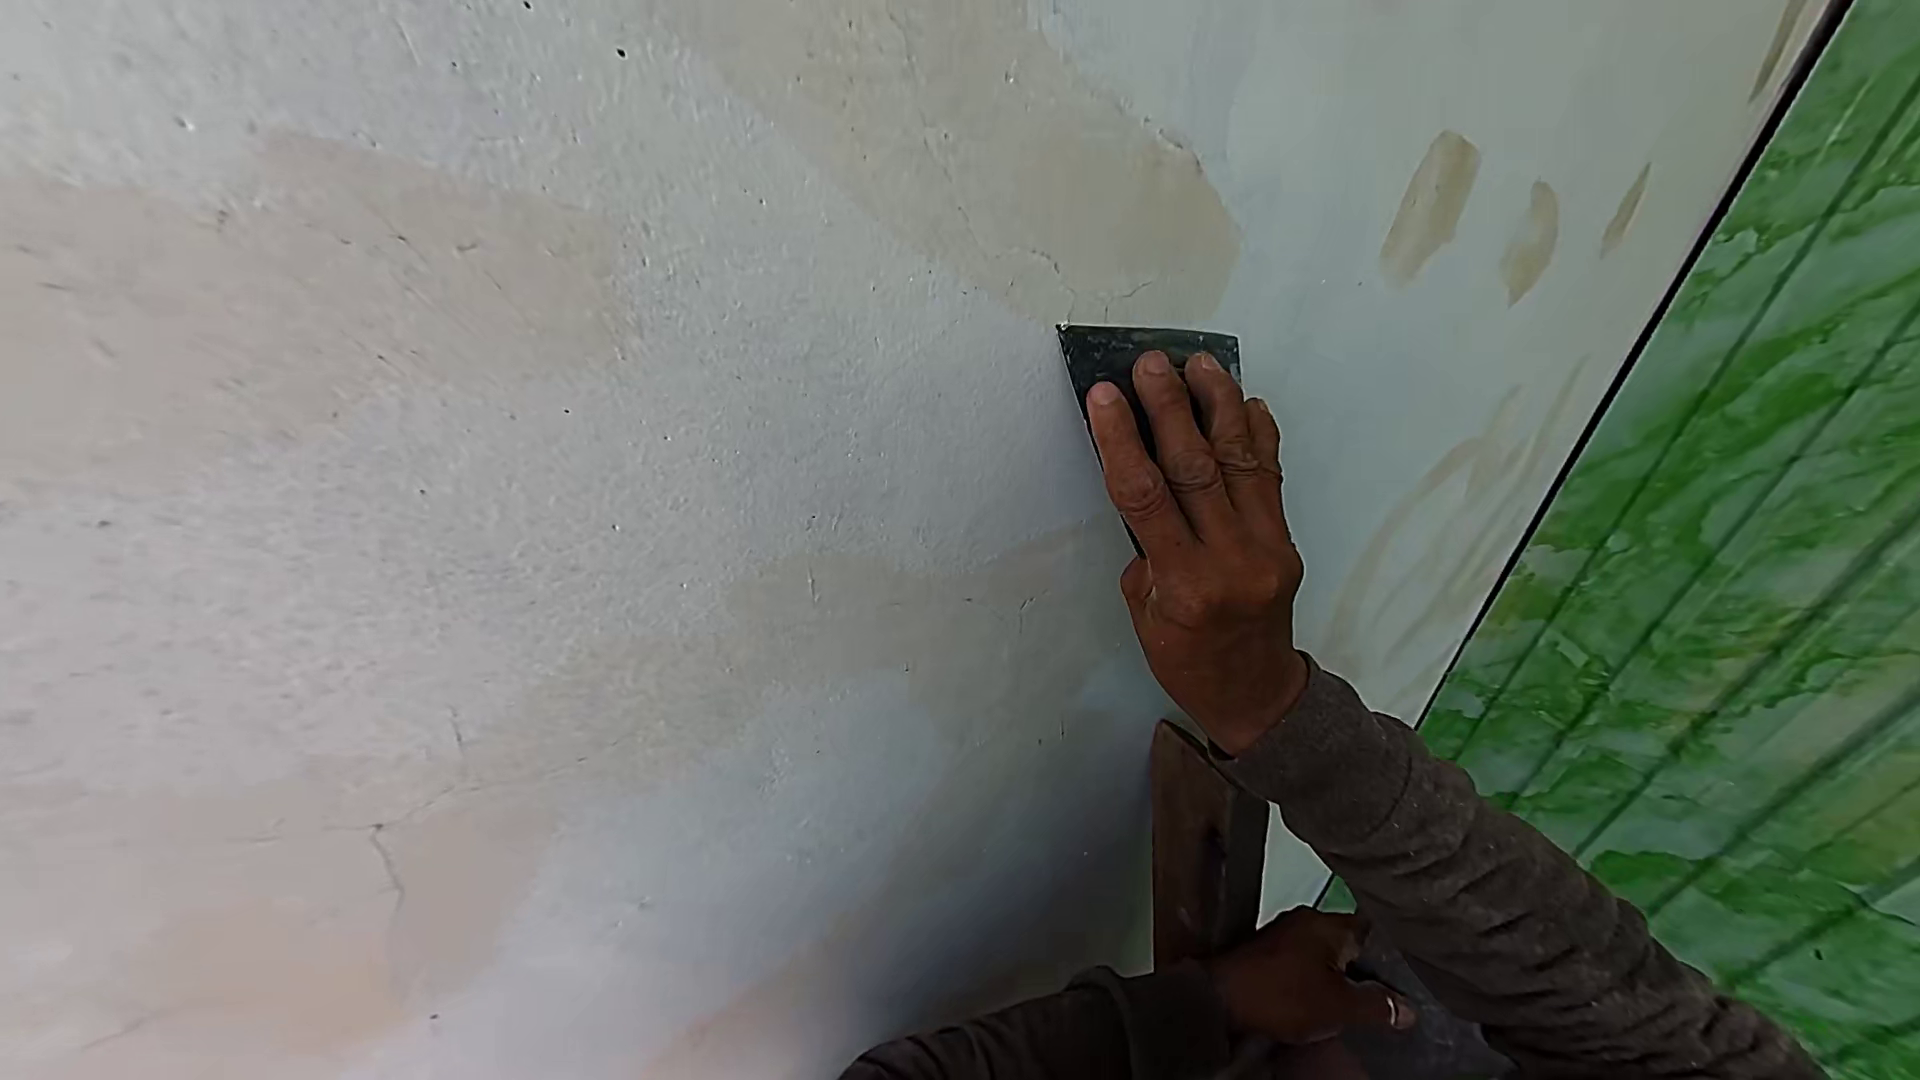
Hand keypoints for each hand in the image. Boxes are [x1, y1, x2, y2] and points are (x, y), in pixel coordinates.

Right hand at [1087, 351, 1306, 754]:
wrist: (1258, 694)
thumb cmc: (1185, 661)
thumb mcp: (1145, 615)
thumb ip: (1149, 552)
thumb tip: (1154, 495)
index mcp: (1184, 584)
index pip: (1145, 498)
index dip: (1122, 441)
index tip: (1104, 397)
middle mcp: (1231, 559)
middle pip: (1195, 468)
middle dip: (1169, 408)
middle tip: (1149, 363)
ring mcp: (1267, 546)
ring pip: (1240, 462)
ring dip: (1218, 406)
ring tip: (1201, 363)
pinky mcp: (1288, 541)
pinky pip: (1271, 479)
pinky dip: (1260, 436)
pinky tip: (1248, 401)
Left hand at [1208, 907, 1416, 1042]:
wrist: (1226, 998)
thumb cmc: (1280, 994)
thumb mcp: (1340, 1006)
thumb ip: (1377, 1004)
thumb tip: (1406, 1007)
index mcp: (1324, 923)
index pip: (1371, 927)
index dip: (1395, 950)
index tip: (1416, 971)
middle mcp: (1306, 921)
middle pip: (1353, 942)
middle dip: (1373, 968)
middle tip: (1398, 997)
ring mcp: (1288, 934)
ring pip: (1333, 954)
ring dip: (1349, 976)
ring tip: (1370, 1002)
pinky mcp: (1275, 951)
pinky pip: (1312, 962)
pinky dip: (1326, 978)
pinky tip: (1335, 999)